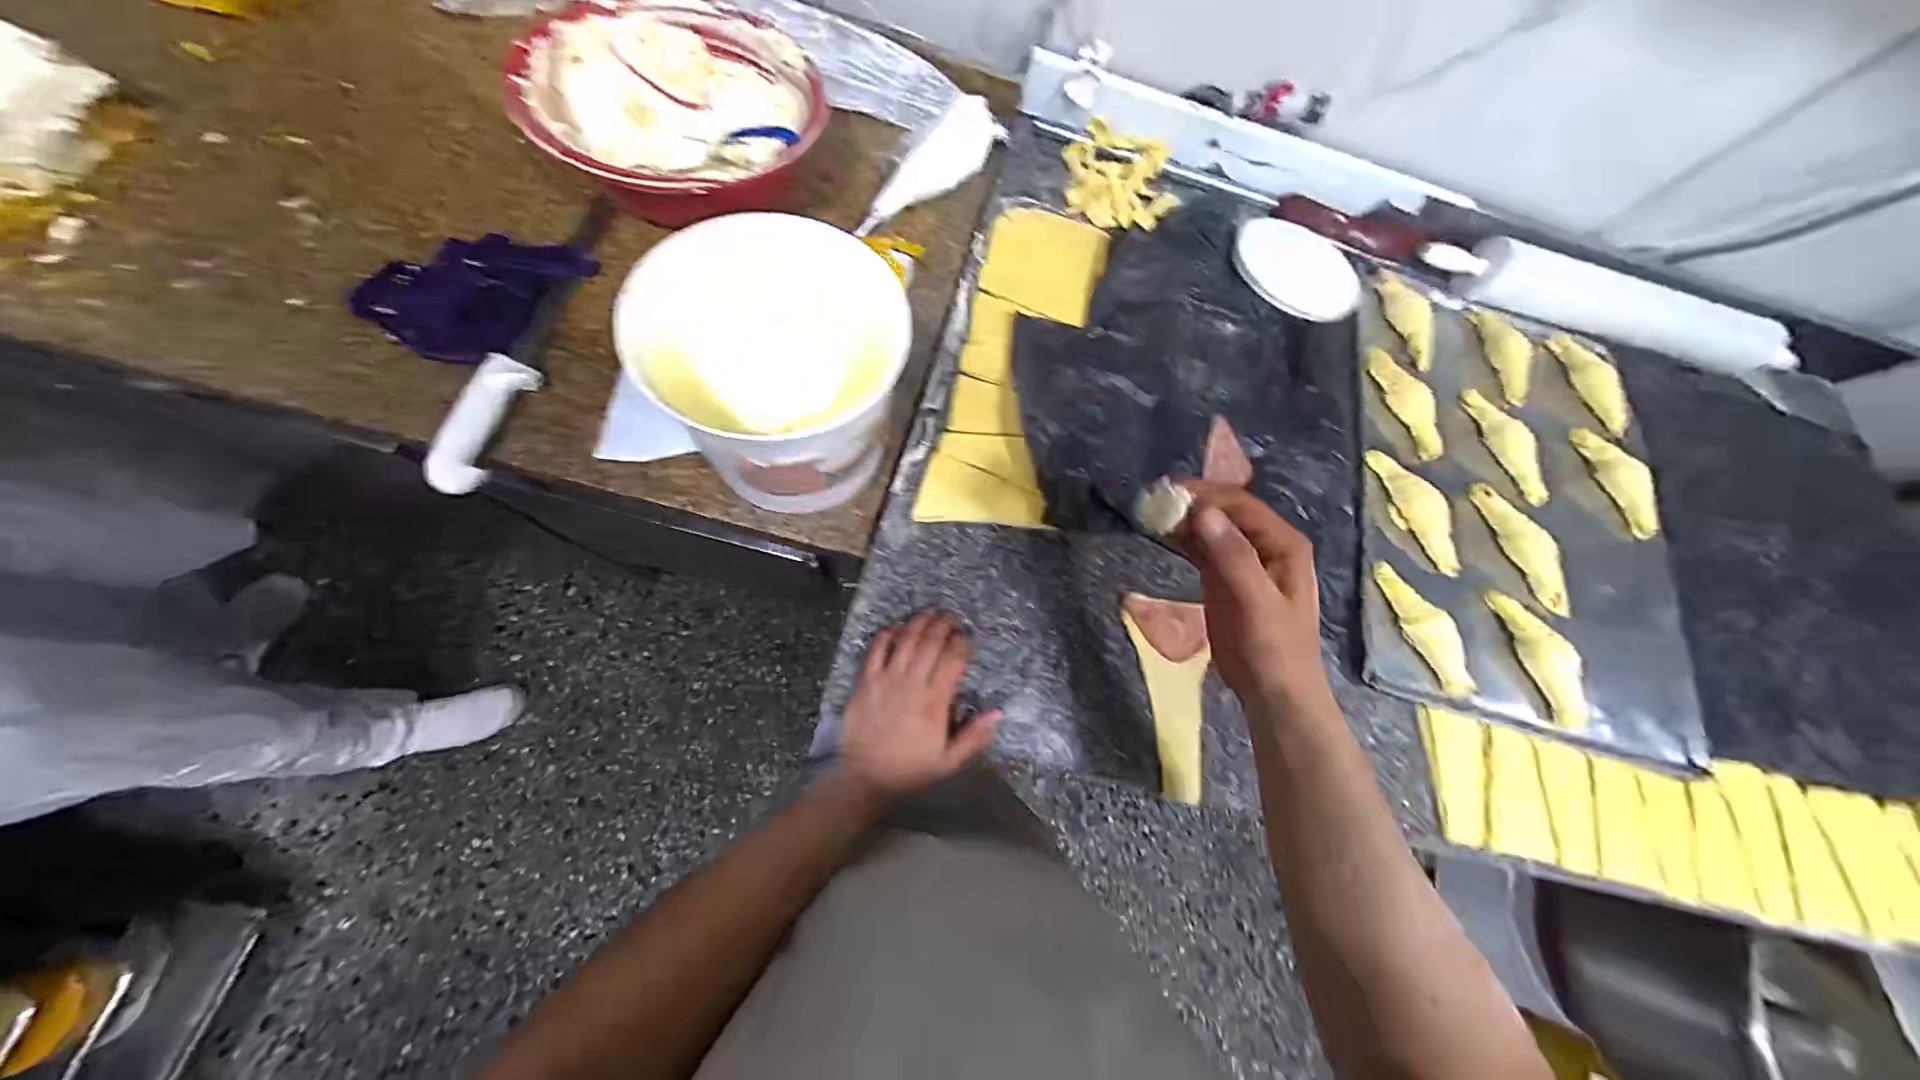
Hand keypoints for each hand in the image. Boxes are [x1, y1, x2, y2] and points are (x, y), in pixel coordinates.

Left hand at [835, 611, 1002, 801]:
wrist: (866, 776)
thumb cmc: (910, 768)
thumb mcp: (949, 762)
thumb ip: (975, 737)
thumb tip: (998, 713)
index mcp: (934, 702)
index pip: (953, 659)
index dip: (962, 642)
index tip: (967, 638)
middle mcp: (911, 684)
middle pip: (931, 642)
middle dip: (944, 625)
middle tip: (951, 618)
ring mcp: (886, 679)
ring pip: (905, 640)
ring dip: (919, 622)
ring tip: (929, 613)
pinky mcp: (866, 681)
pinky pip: (876, 650)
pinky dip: (886, 635)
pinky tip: (895, 628)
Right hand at [1177, 480, 1331, 709]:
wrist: (1273, 692)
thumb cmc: (1275, 648)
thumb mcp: (1255, 601)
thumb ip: (1233, 556)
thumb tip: (1203, 513)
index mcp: (1284, 545)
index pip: (1242, 506)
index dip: (1208, 495)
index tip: (1171, 491)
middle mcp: (1265, 545)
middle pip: (1225, 512)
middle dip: (1193, 503)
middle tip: (1155, 499)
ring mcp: (1243, 561)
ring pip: (1211, 529)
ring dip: (1185, 520)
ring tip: (1153, 512)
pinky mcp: (1223, 578)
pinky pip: (1202, 550)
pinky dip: (1183, 540)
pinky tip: (1162, 534)